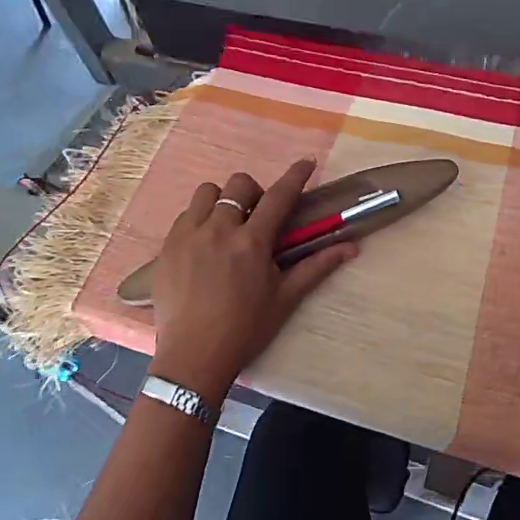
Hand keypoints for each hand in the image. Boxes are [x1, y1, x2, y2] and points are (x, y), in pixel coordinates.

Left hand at [148, 159, 357, 403]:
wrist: (194, 355)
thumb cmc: (245, 329)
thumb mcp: (284, 299)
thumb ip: (316, 267)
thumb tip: (352, 247)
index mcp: (252, 243)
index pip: (278, 196)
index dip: (295, 176)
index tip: (305, 163)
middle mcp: (219, 230)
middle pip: (238, 185)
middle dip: (253, 193)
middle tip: (257, 217)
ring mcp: (188, 235)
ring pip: (206, 193)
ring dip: (222, 200)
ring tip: (227, 225)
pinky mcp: (167, 246)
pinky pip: (185, 215)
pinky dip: (199, 219)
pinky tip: (204, 244)